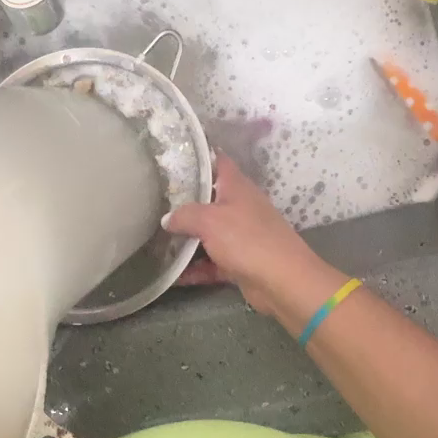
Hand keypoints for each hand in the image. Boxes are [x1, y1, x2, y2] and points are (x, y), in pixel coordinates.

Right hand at [163, 155, 347, 325]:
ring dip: (187, 240)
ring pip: (209, 234)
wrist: (282, 280)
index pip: (219, 161)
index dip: (199, 156)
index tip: (174, 157)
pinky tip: (172, 277)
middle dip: (184, 202)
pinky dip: (195, 269)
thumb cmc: (246, 239)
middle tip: (155, 202)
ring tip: (157, 240)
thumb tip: (168, 219)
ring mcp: (241, 236)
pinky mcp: (240, 262)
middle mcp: (240, 207)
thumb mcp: (209, 220)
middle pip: (209, 200)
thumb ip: (184, 215)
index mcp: (237, 187)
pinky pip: (212, 263)